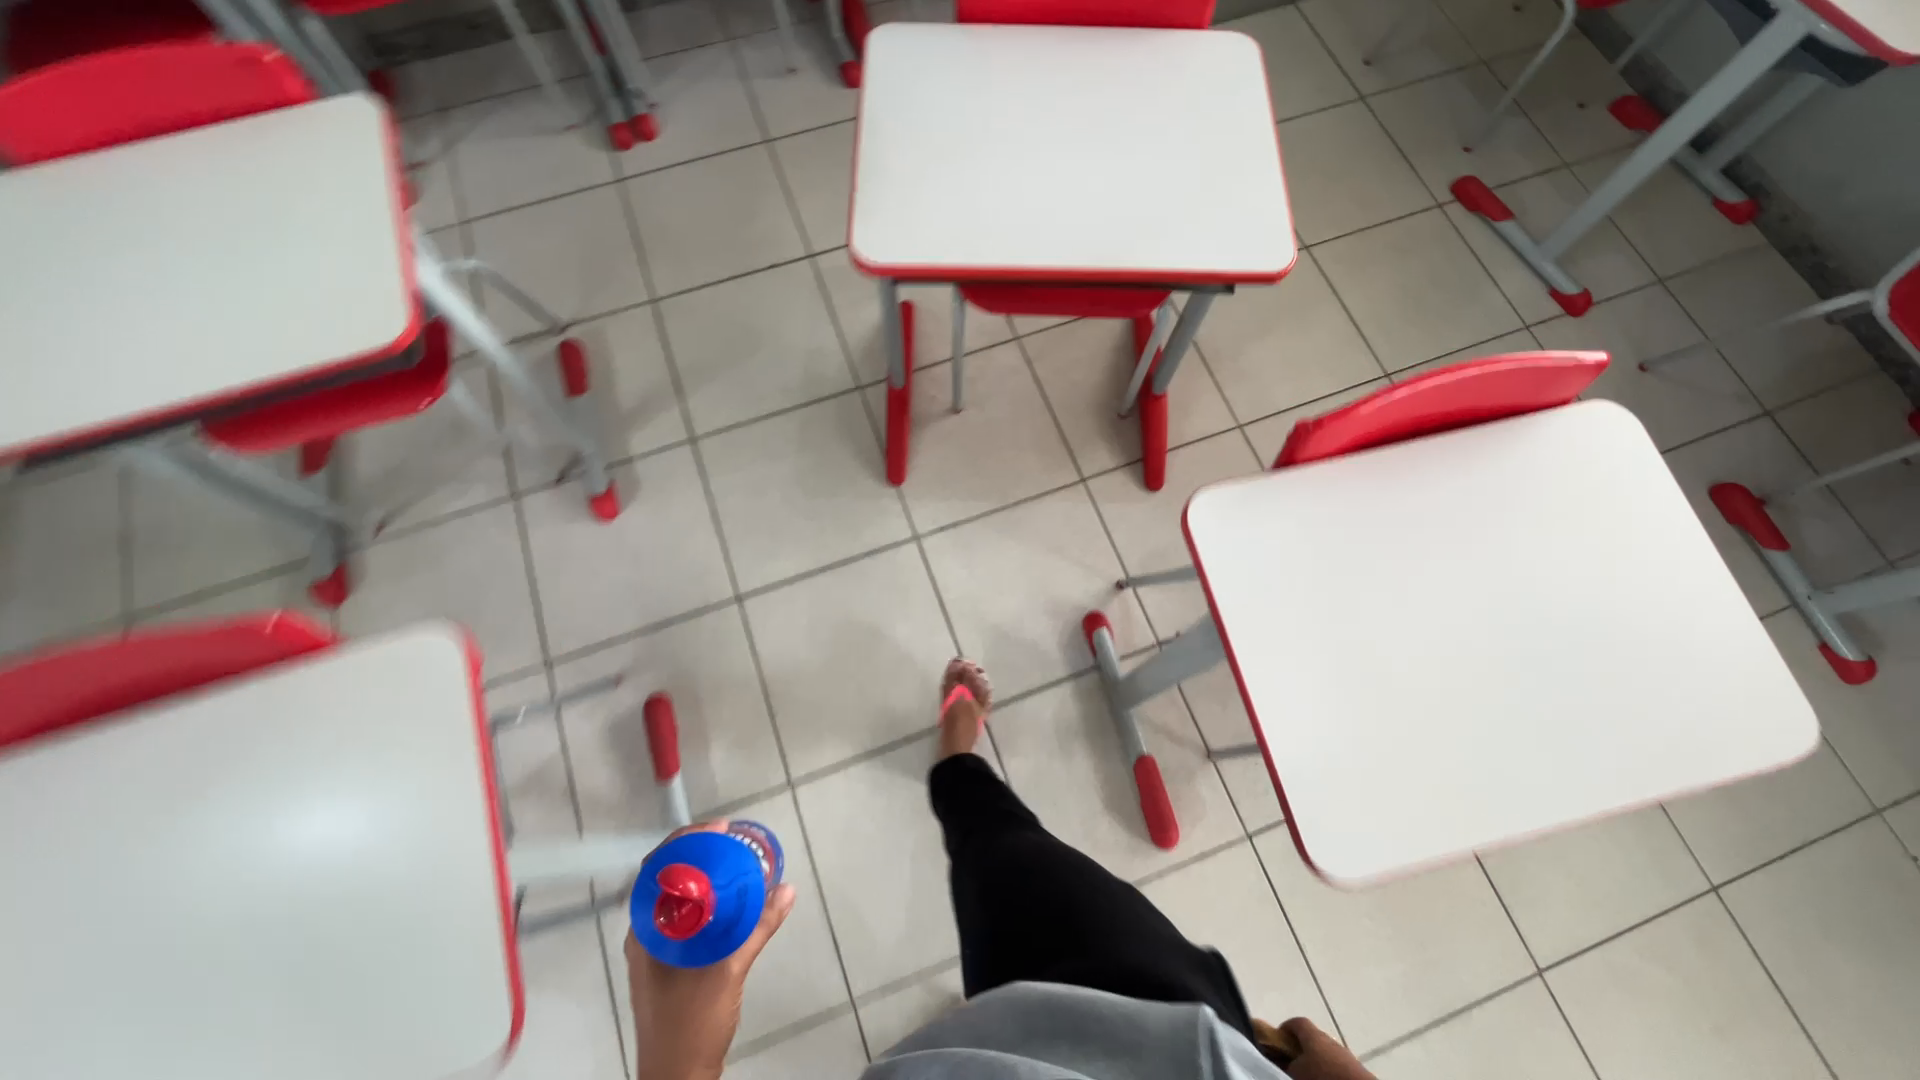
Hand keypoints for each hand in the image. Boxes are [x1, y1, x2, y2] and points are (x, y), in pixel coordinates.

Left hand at [624, 823, 797, 1079]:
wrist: (677, 1078)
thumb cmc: (692, 1023)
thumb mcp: (728, 972)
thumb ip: (757, 929)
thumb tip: (787, 889)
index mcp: (646, 932)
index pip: (657, 869)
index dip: (686, 841)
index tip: (719, 829)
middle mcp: (647, 935)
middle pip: (667, 879)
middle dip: (698, 854)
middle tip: (732, 839)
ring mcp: (658, 950)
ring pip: (678, 899)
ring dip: (704, 876)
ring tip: (736, 860)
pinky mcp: (672, 964)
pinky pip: (688, 918)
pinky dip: (709, 902)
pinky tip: (734, 902)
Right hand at [1273, 1018, 1376, 1079]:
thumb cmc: (1323, 1077)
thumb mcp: (1297, 1073)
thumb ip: (1287, 1065)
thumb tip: (1284, 1063)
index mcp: (1313, 1034)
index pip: (1296, 1021)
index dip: (1285, 1029)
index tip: (1276, 1042)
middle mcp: (1329, 1039)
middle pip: (1311, 1038)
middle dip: (1300, 1048)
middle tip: (1291, 1063)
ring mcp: (1344, 1054)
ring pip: (1325, 1053)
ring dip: (1316, 1061)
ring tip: (1308, 1076)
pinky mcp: (1355, 1069)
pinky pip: (1336, 1065)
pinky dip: (1329, 1071)